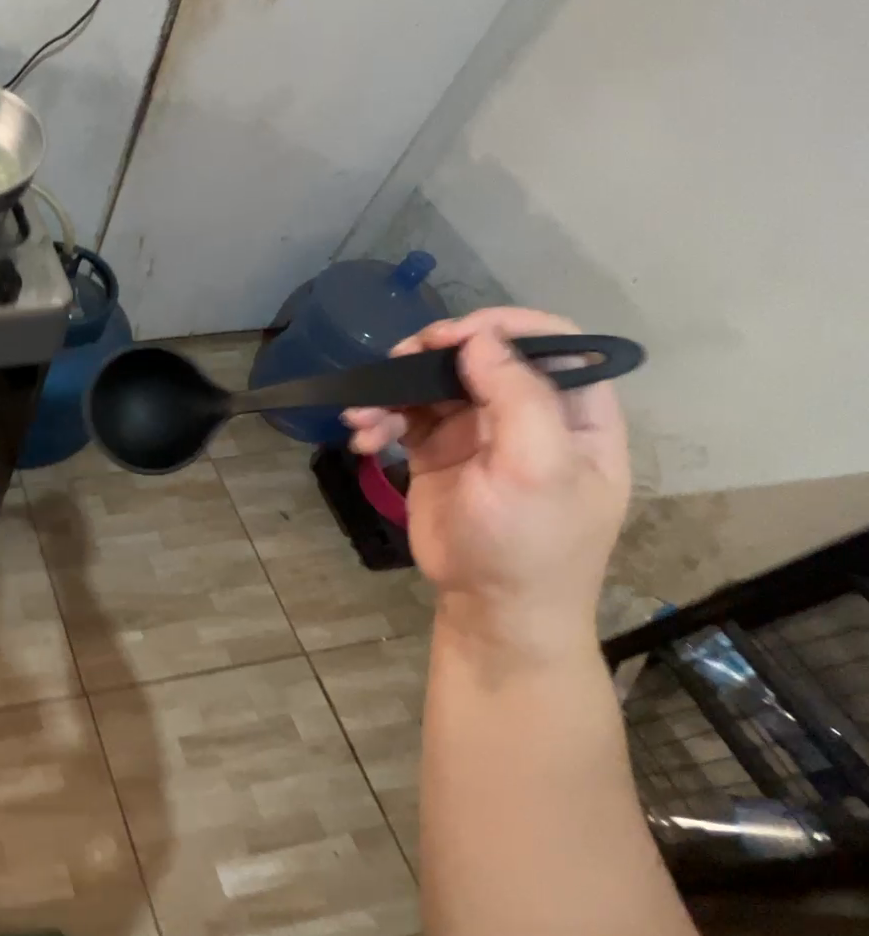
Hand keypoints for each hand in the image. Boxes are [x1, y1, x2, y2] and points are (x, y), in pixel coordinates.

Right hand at [343, 307, 630, 658]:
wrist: (492, 607)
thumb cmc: (530, 543)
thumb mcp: (537, 470)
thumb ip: (518, 397)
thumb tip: (479, 340)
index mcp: (574, 413)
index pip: (552, 343)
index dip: (503, 328)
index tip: (452, 337)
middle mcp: (526, 414)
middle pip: (481, 357)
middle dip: (433, 355)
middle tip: (398, 361)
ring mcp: (477, 432)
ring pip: (432, 385)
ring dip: (392, 392)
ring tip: (362, 417)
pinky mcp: (435, 453)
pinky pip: (403, 417)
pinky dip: (378, 421)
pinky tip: (361, 440)